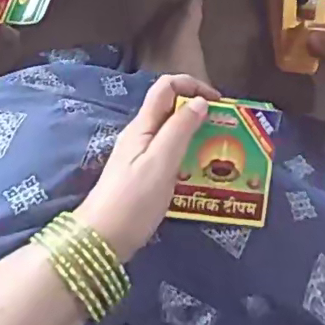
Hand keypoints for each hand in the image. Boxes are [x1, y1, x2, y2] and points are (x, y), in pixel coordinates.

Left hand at [75, 74, 219, 259]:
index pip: (166, 86)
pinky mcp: (141, 173)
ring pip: (170, 130)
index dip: (193, 85)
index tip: (219, 102)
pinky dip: (186, 152)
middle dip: (197, 109)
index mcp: (143, 125)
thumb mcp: (162, 162)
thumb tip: (200, 102)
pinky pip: (167, 151)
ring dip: (194, 132)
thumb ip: (180, 129)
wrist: (102, 239)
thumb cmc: (133, 200)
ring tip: (216, 150)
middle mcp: (140, 134)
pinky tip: (197, 170)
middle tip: (222, 129)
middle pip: (169, 106)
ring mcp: (138, 154)